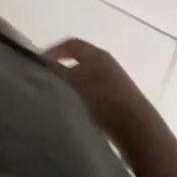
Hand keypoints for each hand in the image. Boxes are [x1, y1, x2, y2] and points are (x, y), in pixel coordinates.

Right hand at [43, 38, 160, 144]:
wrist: (138, 131)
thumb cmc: (104, 100)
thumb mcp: (75, 83)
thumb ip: (58, 72)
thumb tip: (44, 65)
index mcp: (97, 54)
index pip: (70, 44)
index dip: (53, 51)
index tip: (39, 63)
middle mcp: (106, 64)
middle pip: (79, 61)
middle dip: (62, 70)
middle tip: (46, 81)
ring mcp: (115, 83)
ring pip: (86, 79)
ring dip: (72, 87)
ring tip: (59, 99)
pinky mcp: (119, 102)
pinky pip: (94, 94)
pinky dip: (83, 99)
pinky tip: (76, 112)